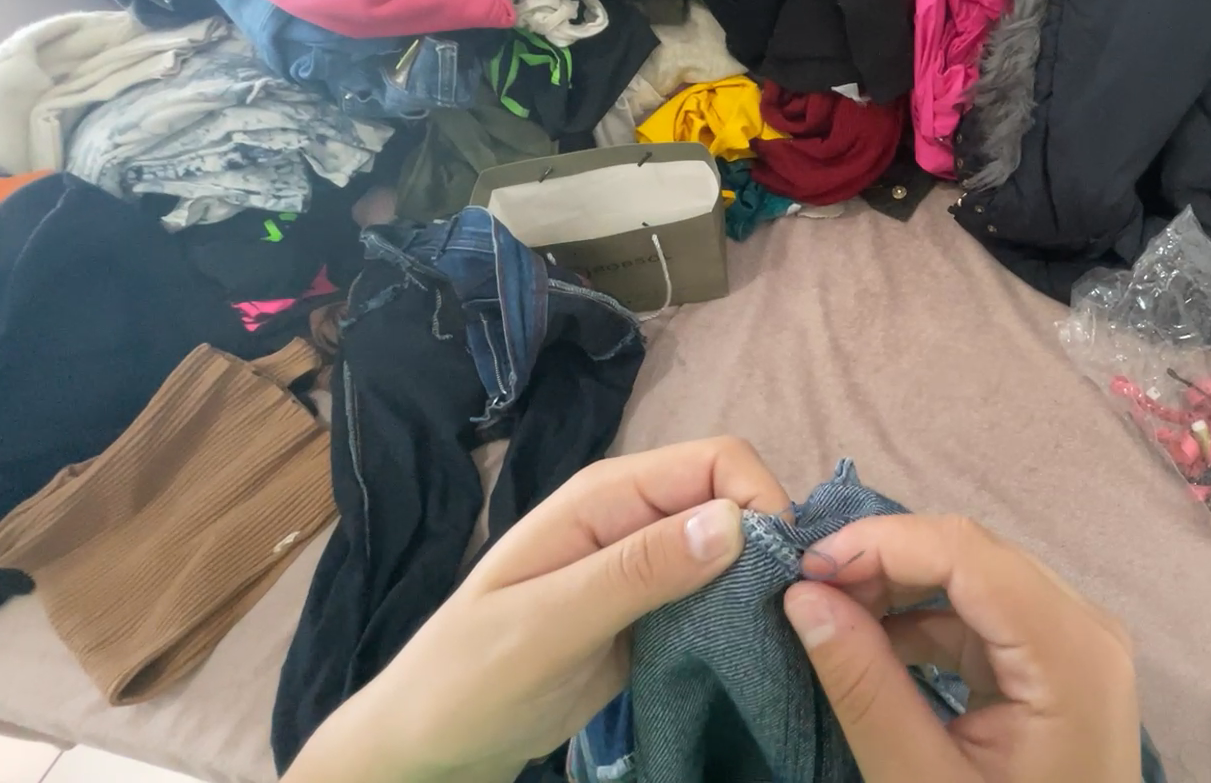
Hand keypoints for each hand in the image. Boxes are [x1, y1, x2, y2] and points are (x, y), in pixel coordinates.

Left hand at [284, 438, 791, 782]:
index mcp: (610, 494)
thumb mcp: (548, 625)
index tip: (779, 569)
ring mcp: (646, 559)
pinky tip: (748, 639)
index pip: (716, 461)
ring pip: (731, 542)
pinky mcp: (655, 602)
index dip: (758, 499)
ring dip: (757, 575)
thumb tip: (734, 521)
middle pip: (732, 495)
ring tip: (774, 626)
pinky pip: (716, 587)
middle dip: (767, 539)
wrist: (426, 749)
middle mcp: (637, 513)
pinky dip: (739, 605)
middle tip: (784, 606)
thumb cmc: (469, 680)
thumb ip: (637, 570)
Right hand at [783, 514, 1140, 781]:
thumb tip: (802, 596)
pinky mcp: (1054, 655)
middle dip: (883, 560)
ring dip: (898, 583)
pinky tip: (876, 637)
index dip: (881, 542)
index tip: (806, 566)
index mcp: (1070, 652)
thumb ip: (865, 686)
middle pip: (971, 553)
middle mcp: (1083, 623)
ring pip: (972, 573)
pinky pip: (981, 609)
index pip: (966, 551)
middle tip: (810, 589)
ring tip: (834, 608)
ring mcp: (1073, 637)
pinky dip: (923, 616)